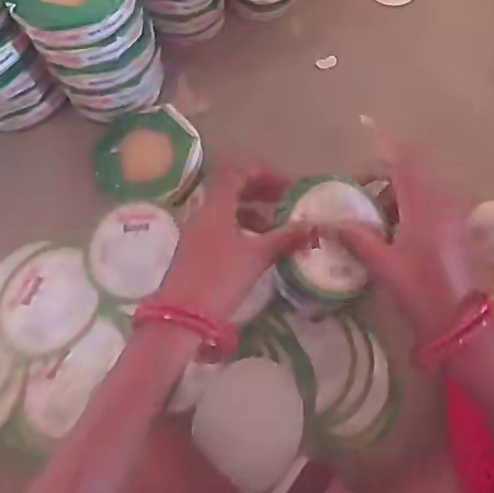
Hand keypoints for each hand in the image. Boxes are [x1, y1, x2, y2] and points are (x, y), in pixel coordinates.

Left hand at [152, 165, 313, 321]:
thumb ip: (285, 237)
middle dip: (260, 190)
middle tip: (284, 198)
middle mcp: (203, 212)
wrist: (180, 320)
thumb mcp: (257, 257)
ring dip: (252, 211)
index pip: (237, 172)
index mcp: (216, 206)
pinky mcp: (194, 250)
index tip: (286, 184)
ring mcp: (196, 231)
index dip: (263, 173)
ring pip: (226, 209)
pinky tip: (257, 246)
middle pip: (232, 188)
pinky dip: (241, 227)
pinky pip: (220, 226)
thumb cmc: (220, 279)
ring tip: (276, 227)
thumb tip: (312, 225)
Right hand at [329, 137, 475, 339]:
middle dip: (384, 173)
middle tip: (359, 187)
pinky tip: (393, 228)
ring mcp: (452, 214)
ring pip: (420, 188)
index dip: (388, 143)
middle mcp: (441, 202)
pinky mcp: (455, 227)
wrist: (459, 323)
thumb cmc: (420, 292)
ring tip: (373, 214)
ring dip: (396, 192)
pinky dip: (408, 205)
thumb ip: (358, 238)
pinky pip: (429, 202)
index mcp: (422, 206)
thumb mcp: (384, 265)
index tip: (370, 126)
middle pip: (411, 172)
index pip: (404, 162)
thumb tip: (331, 222)